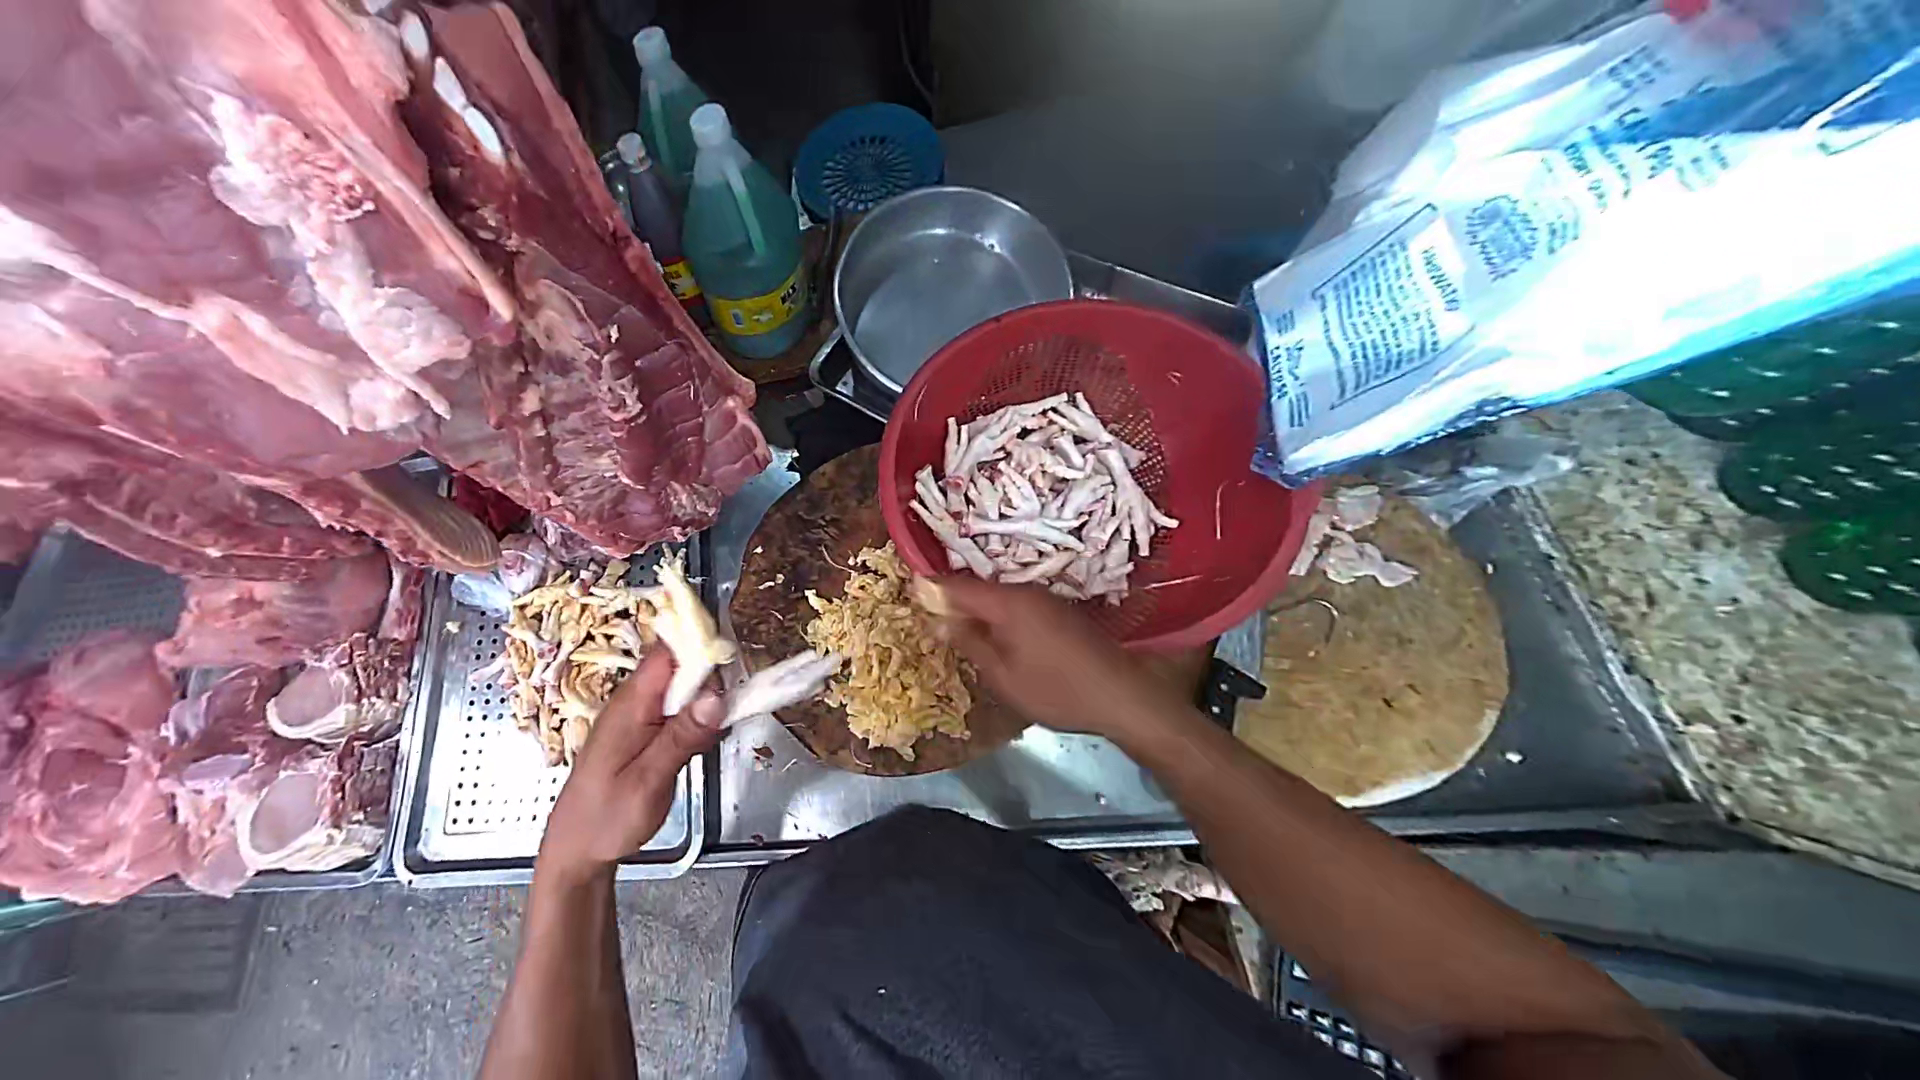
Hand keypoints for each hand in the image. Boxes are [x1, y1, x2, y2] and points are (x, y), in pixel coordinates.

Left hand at [535, 650, 722, 886]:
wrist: (575, 853)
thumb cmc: (604, 820)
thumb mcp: (649, 782)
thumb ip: (682, 736)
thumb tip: (716, 695)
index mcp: (630, 705)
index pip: (667, 652)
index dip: (701, 644)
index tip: (733, 658)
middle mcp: (634, 701)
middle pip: (681, 665)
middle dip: (713, 676)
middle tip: (732, 705)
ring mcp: (640, 715)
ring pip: (684, 687)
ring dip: (709, 698)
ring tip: (723, 724)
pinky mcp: (647, 729)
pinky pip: (679, 707)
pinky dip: (699, 716)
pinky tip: (706, 739)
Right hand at [926, 576, 1182, 741]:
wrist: (1120, 694)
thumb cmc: (1056, 689)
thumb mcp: (1002, 675)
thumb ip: (969, 642)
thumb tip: (938, 619)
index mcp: (1008, 602)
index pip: (958, 586)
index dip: (931, 587)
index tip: (909, 592)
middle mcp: (1026, 591)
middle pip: (979, 587)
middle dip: (952, 597)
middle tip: (928, 614)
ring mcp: (1046, 599)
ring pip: (999, 595)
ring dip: (976, 607)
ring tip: (955, 625)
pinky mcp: (1059, 611)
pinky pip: (1017, 604)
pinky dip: (998, 614)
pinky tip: (993, 634)